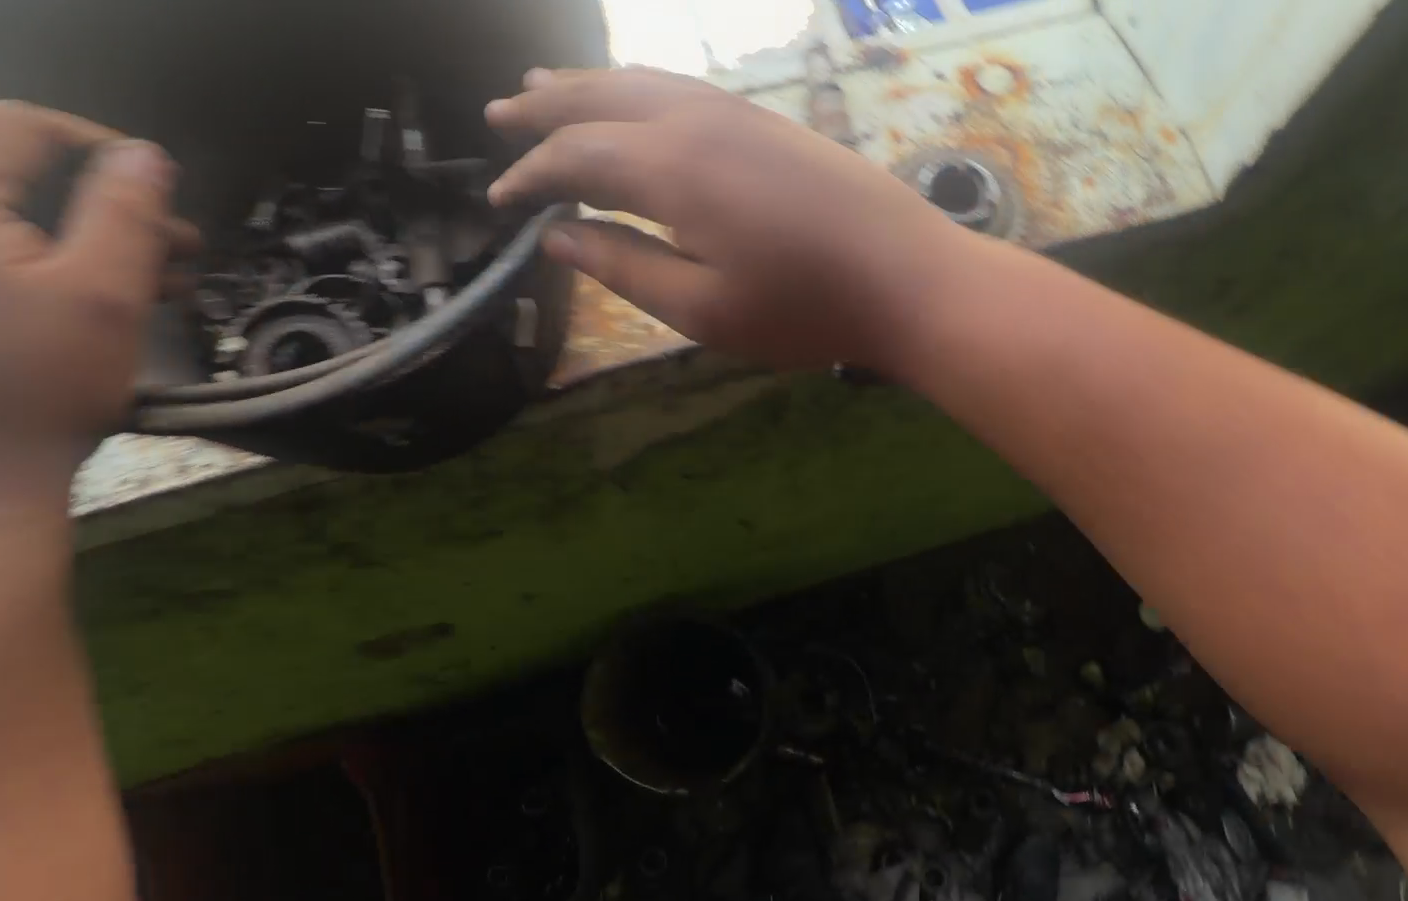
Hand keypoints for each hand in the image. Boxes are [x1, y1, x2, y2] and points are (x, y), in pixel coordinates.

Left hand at [0, 101, 194, 511]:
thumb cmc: (40, 392)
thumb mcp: (105, 299)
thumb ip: (127, 215)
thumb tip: (143, 154)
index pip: (16, 127)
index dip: (100, 148)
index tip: (162, 191)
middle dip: (91, 206)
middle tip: (171, 254)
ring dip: (57, 239)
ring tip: (132, 285)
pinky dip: (6, 263)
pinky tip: (58, 305)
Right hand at [486, 67, 974, 373]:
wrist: (908, 279)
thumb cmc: (802, 310)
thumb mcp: (702, 310)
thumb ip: (625, 268)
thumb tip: (559, 237)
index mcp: (670, 169)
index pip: (576, 157)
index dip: (530, 176)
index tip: (499, 202)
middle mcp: (696, 122)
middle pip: (602, 99)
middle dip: (546, 109)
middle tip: (500, 113)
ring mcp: (738, 114)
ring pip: (643, 83)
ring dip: (589, 87)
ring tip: (548, 89)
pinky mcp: (769, 122)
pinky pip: (682, 90)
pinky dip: (639, 91)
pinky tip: (634, 105)